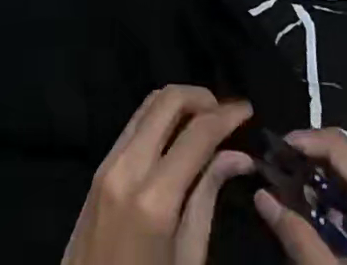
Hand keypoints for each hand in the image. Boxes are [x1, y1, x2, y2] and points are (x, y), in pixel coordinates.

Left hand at [62, 85, 254, 264]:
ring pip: (148, 104)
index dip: (228, 115)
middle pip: (168, 100)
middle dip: (203, 97)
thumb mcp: (187, 257)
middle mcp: (127, 168)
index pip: (199, 132)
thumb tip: (239, 156)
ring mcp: (107, 165)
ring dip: (181, 103)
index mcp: (154, 198)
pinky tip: (178, 135)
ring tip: (206, 121)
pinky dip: (160, 117)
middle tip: (226, 114)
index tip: (248, 111)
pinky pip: (133, 123)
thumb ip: (208, 196)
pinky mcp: (98, 170)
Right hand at [252, 128, 346, 264]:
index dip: (304, 141)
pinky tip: (320, 214)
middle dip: (311, 161)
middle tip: (275, 176)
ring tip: (291, 193)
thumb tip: (263, 198)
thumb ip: (301, 240)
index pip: (342, 148)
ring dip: (324, 179)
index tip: (271, 150)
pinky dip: (341, 196)